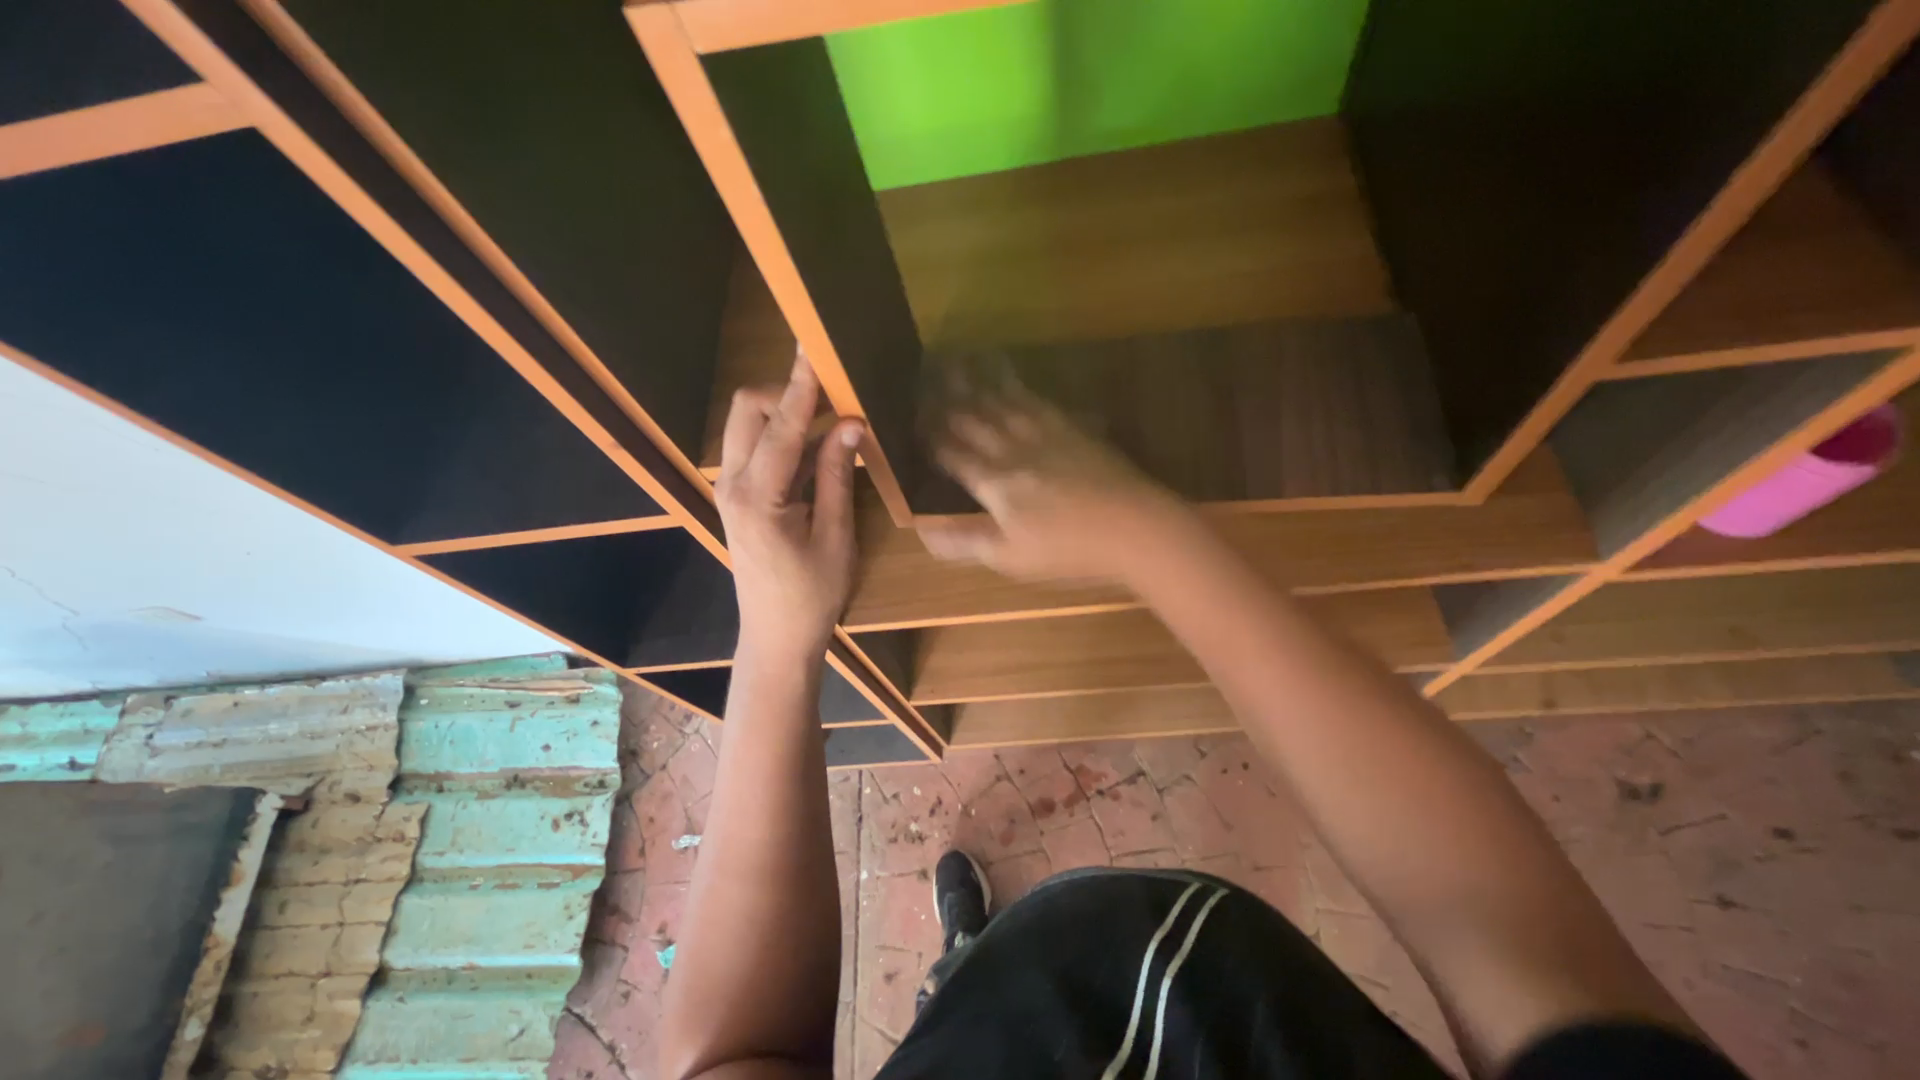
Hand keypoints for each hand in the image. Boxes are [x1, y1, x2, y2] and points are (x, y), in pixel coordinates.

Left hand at [715, 352, 864, 658]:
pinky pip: (756, 449)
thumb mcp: (835, 537)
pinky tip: (823, 450)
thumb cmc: (811, 596)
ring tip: (835, 422)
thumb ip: (838, 476)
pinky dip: (785, 440)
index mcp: (758, 497)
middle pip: (747, 409)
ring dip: (786, 415)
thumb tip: (851, 423)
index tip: (812, 344)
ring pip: (748, 426)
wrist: (774, 638)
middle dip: (785, 394)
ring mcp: (730, 489)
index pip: (781, 424)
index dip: (801, 383)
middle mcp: (733, 484)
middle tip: (833, 400)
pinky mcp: (738, 497)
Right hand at [918, 394, 1187, 583]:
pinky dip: (1015, 385)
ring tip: (953, 363)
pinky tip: (1008, 376)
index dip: (929, 439)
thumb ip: (966, 542)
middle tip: (920, 378)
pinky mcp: (1072, 428)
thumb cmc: (1070, 551)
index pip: (952, 455)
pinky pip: (1035, 399)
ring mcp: (1044, 434)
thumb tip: (923, 532)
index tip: (909, 421)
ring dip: (973, 384)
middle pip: (972, 420)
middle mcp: (1013, 450)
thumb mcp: (1011, 558)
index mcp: (994, 484)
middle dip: (943, 401)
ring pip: (999, 402)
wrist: (1135, 527)